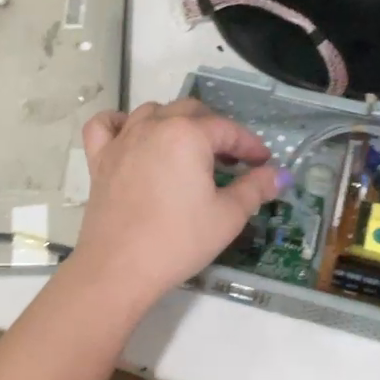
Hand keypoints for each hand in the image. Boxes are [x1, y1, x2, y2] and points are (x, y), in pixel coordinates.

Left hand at [68, 100, 284, 307]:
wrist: (119, 268)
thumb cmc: (179, 241)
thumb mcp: (228, 216)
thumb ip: (255, 188)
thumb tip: (279, 175)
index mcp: (188, 134)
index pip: (227, 129)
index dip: (250, 145)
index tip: (263, 162)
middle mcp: (153, 126)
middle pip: (191, 111)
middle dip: (215, 130)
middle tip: (230, 160)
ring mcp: (122, 140)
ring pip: (152, 112)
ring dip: (175, 122)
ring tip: (188, 149)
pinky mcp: (99, 159)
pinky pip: (105, 126)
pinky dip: (119, 123)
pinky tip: (131, 136)